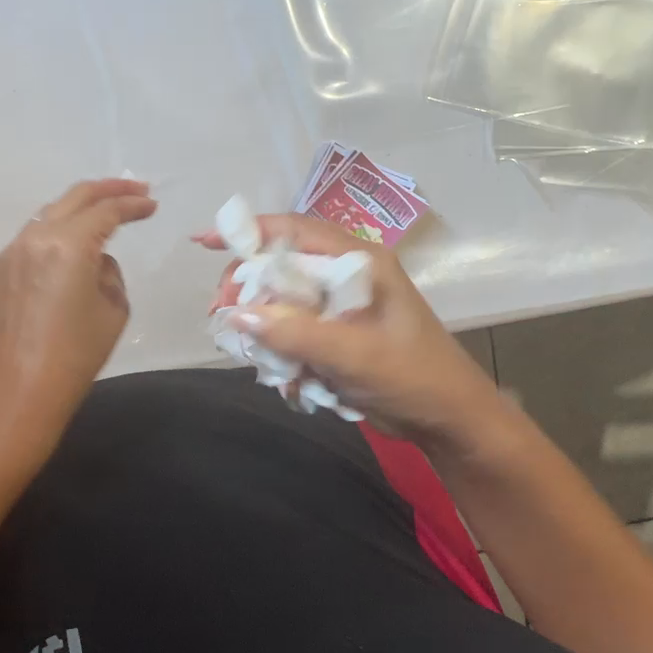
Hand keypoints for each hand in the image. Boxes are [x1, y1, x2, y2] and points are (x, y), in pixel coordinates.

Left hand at [0, 179, 157, 409]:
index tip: (153, 205)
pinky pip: (34, 234)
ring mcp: (14, 250)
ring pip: (50, 212)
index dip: (132, 204)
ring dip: (80, 206)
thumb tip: (95, 259)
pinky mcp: (3, 267)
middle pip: (75, 197)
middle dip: (108, 190)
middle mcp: (36, 236)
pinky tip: (74, 237)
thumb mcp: (114, 307)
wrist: (26, 385)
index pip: (106, 211)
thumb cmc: (78, 351)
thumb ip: (108, 271)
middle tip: (136, 189)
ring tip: (106, 209)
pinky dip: (58, 227)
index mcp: (68, 244)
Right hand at [200, 212, 505, 446]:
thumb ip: (294, 333)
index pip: (293, 231)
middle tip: (219, 314)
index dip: (247, 232)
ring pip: (279, 298)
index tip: (203, 243)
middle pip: (279, 264)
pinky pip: (289, 326)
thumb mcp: (352, 354)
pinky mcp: (334, 331)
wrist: (448, 421)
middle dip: (245, 286)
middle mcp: (345, 274)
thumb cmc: (411, 377)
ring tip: (239, 345)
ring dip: (257, 320)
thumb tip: (236, 315)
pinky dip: (274, 343)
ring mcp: (339, 304)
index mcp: (358, 261)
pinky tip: (270, 368)